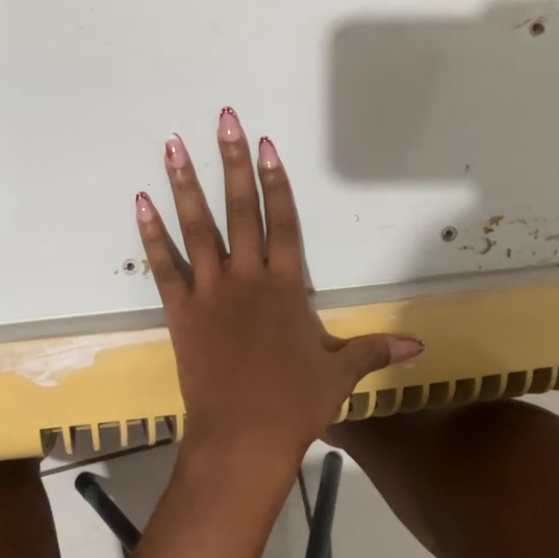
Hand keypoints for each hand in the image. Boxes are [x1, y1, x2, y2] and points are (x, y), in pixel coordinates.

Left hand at [135, 109, 422, 467]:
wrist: (243, 437)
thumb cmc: (294, 405)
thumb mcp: (339, 376)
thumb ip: (374, 350)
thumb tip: (418, 346)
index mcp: (286, 287)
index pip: (283, 221)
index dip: (275, 180)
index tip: (265, 144)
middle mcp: (248, 278)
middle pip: (241, 209)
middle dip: (232, 161)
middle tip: (224, 120)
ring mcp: (211, 291)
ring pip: (198, 227)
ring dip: (186, 184)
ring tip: (173, 145)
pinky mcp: (180, 310)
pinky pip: (163, 266)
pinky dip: (150, 235)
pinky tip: (140, 202)